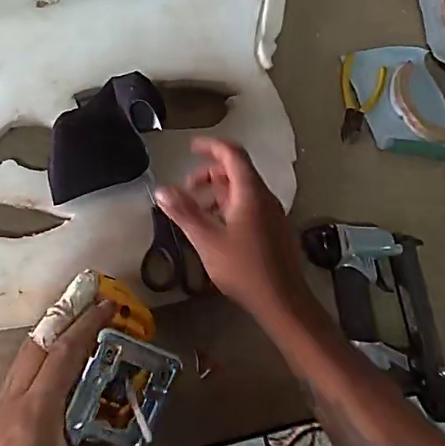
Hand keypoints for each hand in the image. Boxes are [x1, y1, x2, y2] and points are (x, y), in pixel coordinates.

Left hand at [0, 301, 156, 445]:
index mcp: (34, 413)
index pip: (65, 354)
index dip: (89, 325)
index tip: (110, 305)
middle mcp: (12, 406)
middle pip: (37, 346)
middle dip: (67, 320)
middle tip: (95, 307)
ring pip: (24, 362)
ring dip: (51, 340)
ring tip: (80, 334)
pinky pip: (19, 381)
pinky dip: (41, 364)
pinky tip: (57, 382)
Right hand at [154, 137, 307, 319]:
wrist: (281, 299)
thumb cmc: (244, 269)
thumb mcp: (207, 240)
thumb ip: (184, 213)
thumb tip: (162, 190)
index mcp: (250, 193)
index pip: (233, 155)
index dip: (211, 146)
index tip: (192, 147)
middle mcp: (265, 197)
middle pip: (238, 172)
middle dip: (210, 173)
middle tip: (188, 187)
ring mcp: (272, 214)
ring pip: (243, 191)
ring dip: (218, 192)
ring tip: (197, 209)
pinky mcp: (274, 230)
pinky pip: (250, 206)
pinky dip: (230, 206)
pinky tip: (216, 228)